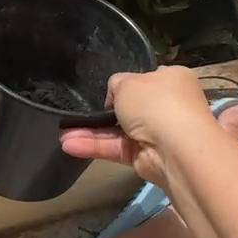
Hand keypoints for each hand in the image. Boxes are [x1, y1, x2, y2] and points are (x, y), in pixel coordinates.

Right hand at [60, 67, 237, 188]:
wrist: (175, 147)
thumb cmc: (154, 103)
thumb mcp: (127, 82)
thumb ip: (116, 84)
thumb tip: (116, 97)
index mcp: (172, 80)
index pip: (146, 80)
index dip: (126, 84)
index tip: (107, 91)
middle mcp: (168, 106)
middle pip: (130, 108)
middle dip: (103, 112)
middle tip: (78, 113)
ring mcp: (157, 133)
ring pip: (118, 131)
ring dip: (91, 132)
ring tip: (62, 134)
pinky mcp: (146, 157)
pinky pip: (117, 148)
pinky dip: (94, 146)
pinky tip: (69, 145)